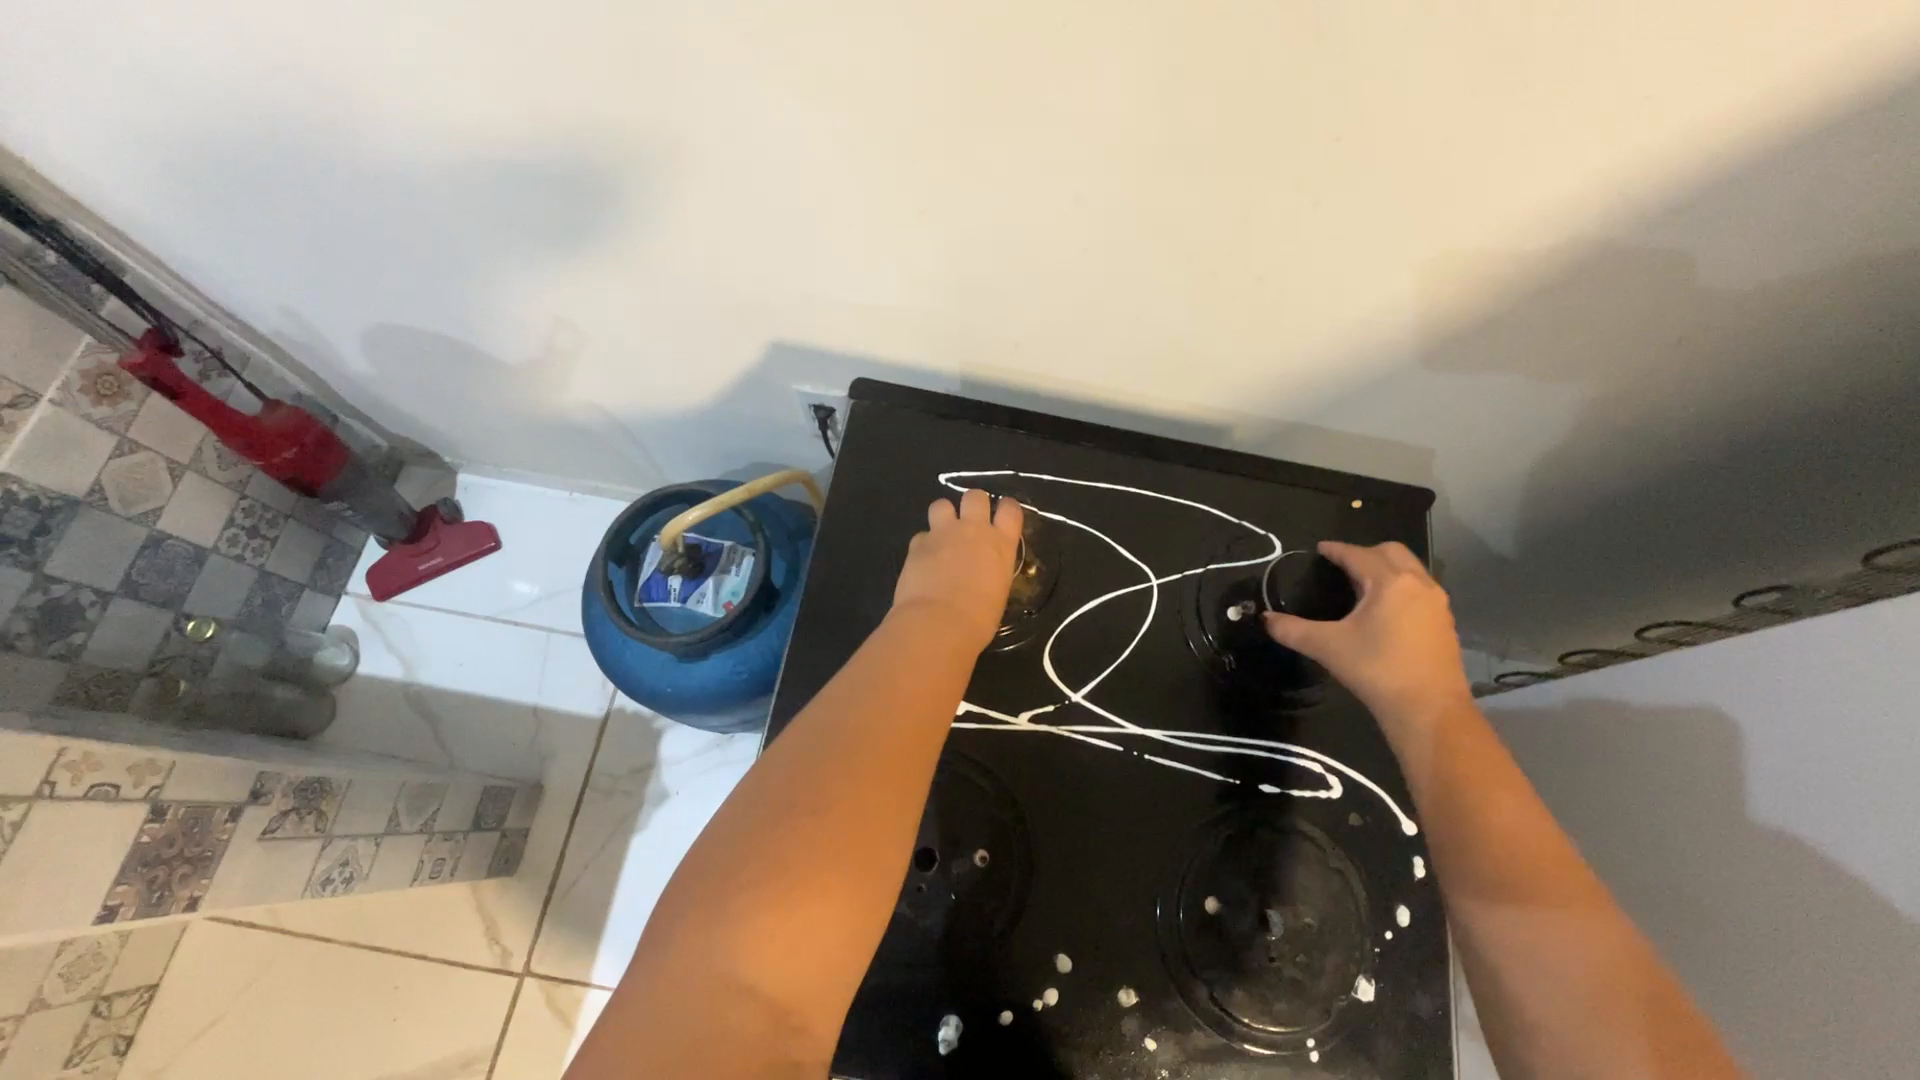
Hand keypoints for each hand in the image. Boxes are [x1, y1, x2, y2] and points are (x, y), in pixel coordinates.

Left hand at [891, 489, 1024, 651]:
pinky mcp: (917, 543)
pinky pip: (921, 535)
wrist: (938, 623)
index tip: (1002, 514)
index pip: (1010, 509)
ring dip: (943, 515)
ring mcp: (943, 534)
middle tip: (970, 522)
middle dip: (972, 504)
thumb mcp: (998, 593)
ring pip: (941, 504)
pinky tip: (923, 561)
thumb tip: (983, 576)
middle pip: (975, 496)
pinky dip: (923, 544)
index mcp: (1001, 545)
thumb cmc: (978, 620)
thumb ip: (992, 573)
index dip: (1006, 508)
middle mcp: (973, 530)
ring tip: (943, 534)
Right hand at [1263, 540, 1472, 728]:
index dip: (1336, 550)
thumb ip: (1292, 630)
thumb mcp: (1327, 647)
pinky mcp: (1444, 623)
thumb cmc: (1377, 670)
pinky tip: (1385, 610)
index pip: (1358, 555)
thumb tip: (1266, 619)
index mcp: (1389, 582)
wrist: (1429, 709)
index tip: (1320, 549)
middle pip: (1392, 552)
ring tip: (1362, 586)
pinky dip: (1401, 587)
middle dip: (1365, 553)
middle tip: (1341, 566)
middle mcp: (1418, 584)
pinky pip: (1420, 590)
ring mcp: (1437, 604)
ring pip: (1411, 570)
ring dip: (1386, 569)